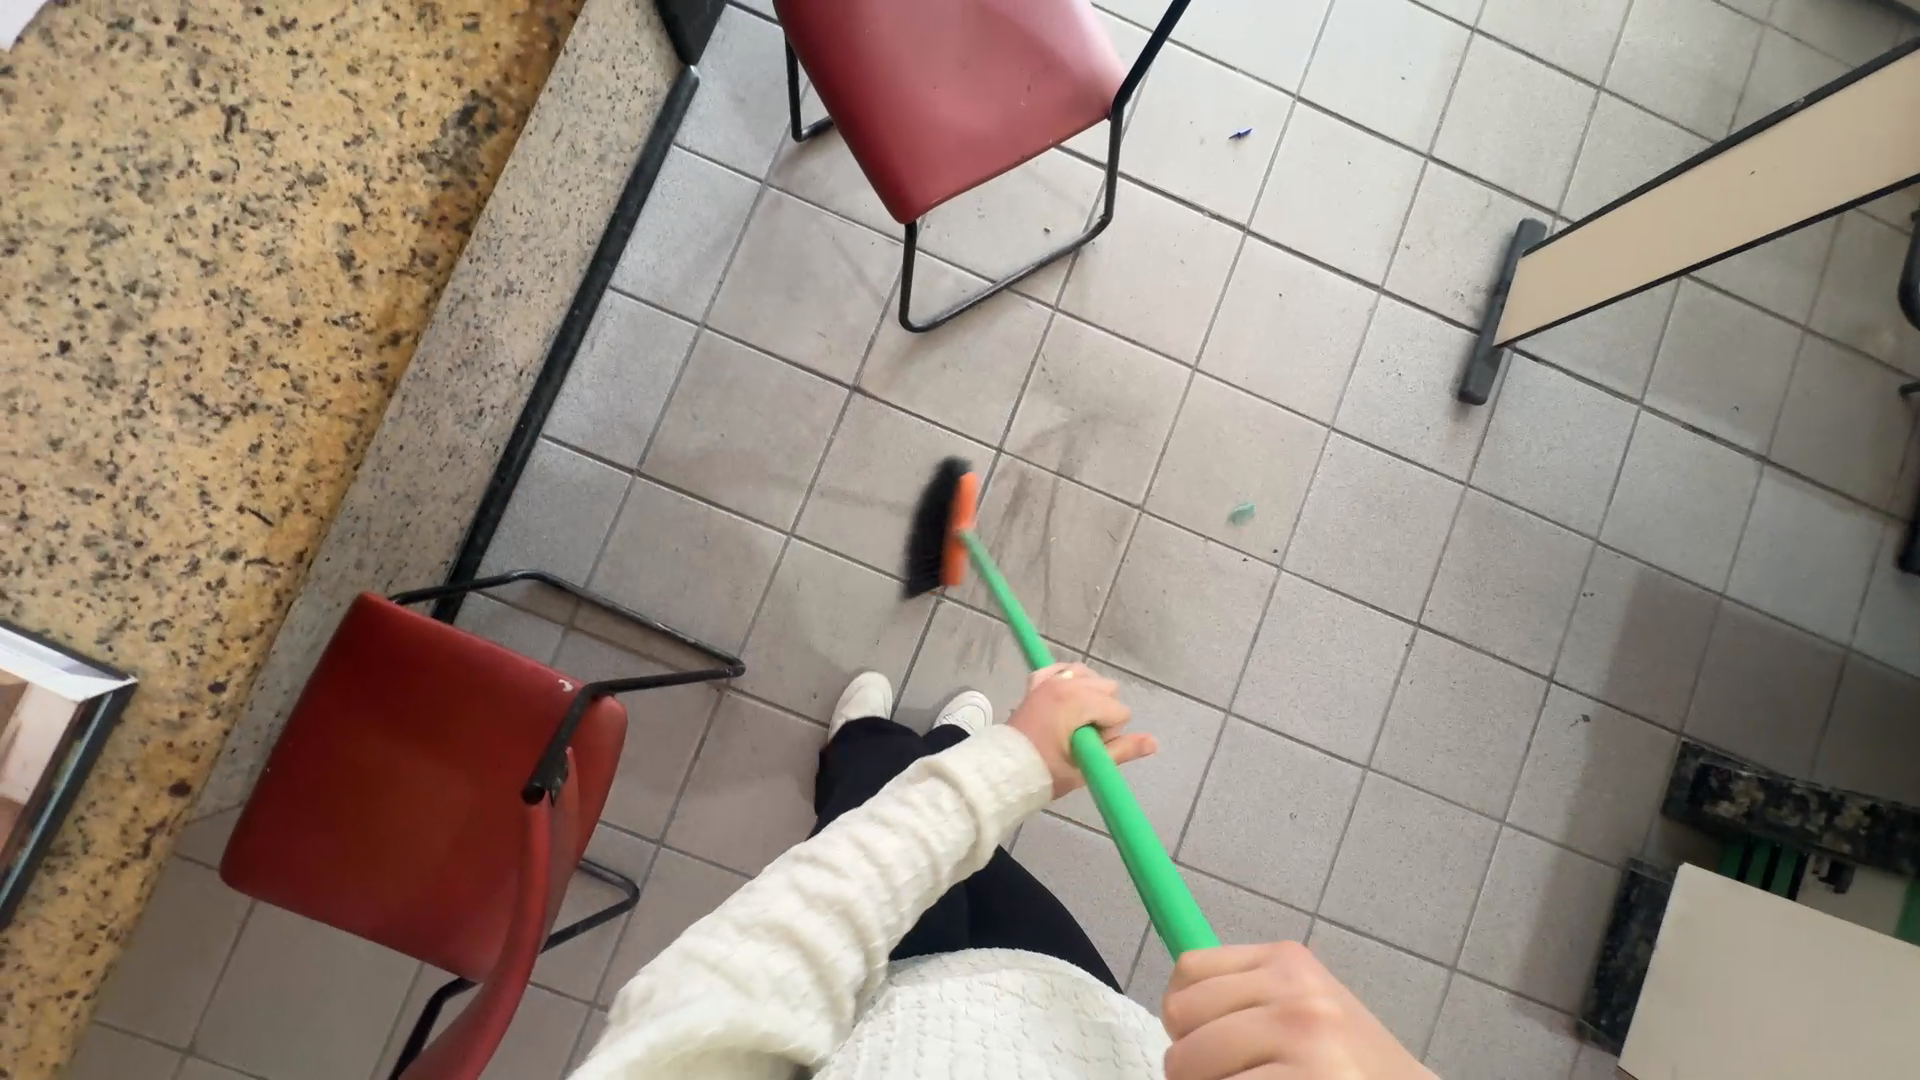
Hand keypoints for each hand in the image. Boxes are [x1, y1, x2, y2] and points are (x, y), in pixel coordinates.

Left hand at [1007, 663, 1154, 797]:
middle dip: (1102, 713)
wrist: (1003, 770)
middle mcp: (1065, 682)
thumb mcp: (1086, 765)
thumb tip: (1154, 742)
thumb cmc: (1045, 771)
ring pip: (1088, 675)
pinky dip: (1069, 680)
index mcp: (1077, 700)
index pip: (1119, 711)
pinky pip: (1062, 668)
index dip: (1110, 734)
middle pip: (1108, 689)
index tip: (1089, 749)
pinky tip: (1066, 700)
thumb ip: (1121, 751)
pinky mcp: (1037, 682)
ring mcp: (1049, 679)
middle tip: (1081, 738)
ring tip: (1074, 722)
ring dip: (1089, 695)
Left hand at [1163, 942, 1434, 1079]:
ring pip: (1191, 1064)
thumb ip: (1248, 999)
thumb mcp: (1305, 1010)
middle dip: (1190, 1061)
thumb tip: (1174, 1011)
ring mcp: (1303, 1040)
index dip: (1183, 1016)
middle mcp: (1294, 992)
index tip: (1199, 1041)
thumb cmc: (1354, 1068)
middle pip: (1182, 1017)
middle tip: (1226, 1079)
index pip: (1189, 971)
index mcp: (1287, 961)